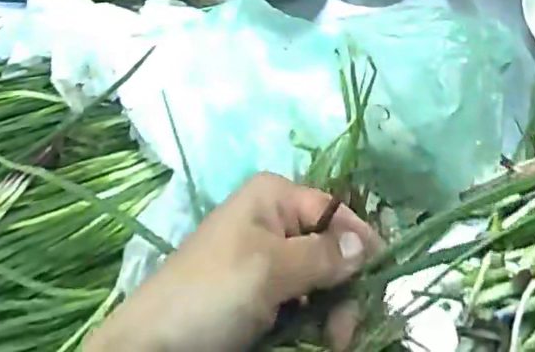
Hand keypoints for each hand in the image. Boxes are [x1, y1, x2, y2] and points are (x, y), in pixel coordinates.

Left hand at [87, 173, 383, 351]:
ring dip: (332, 311)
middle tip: (345, 328)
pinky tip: (318, 340)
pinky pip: (301, 304)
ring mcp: (266, 262)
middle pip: (330, 248)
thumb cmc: (212, 292)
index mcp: (274, 197)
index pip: (333, 210)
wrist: (150, 349)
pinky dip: (313, 322)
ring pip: (320, 281)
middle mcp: (273, 222)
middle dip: (345, 285)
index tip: (383, 276)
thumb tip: (367, 244)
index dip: (359, 239)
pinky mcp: (259, 299)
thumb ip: (321, 256)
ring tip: (331, 341)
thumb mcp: (269, 269)